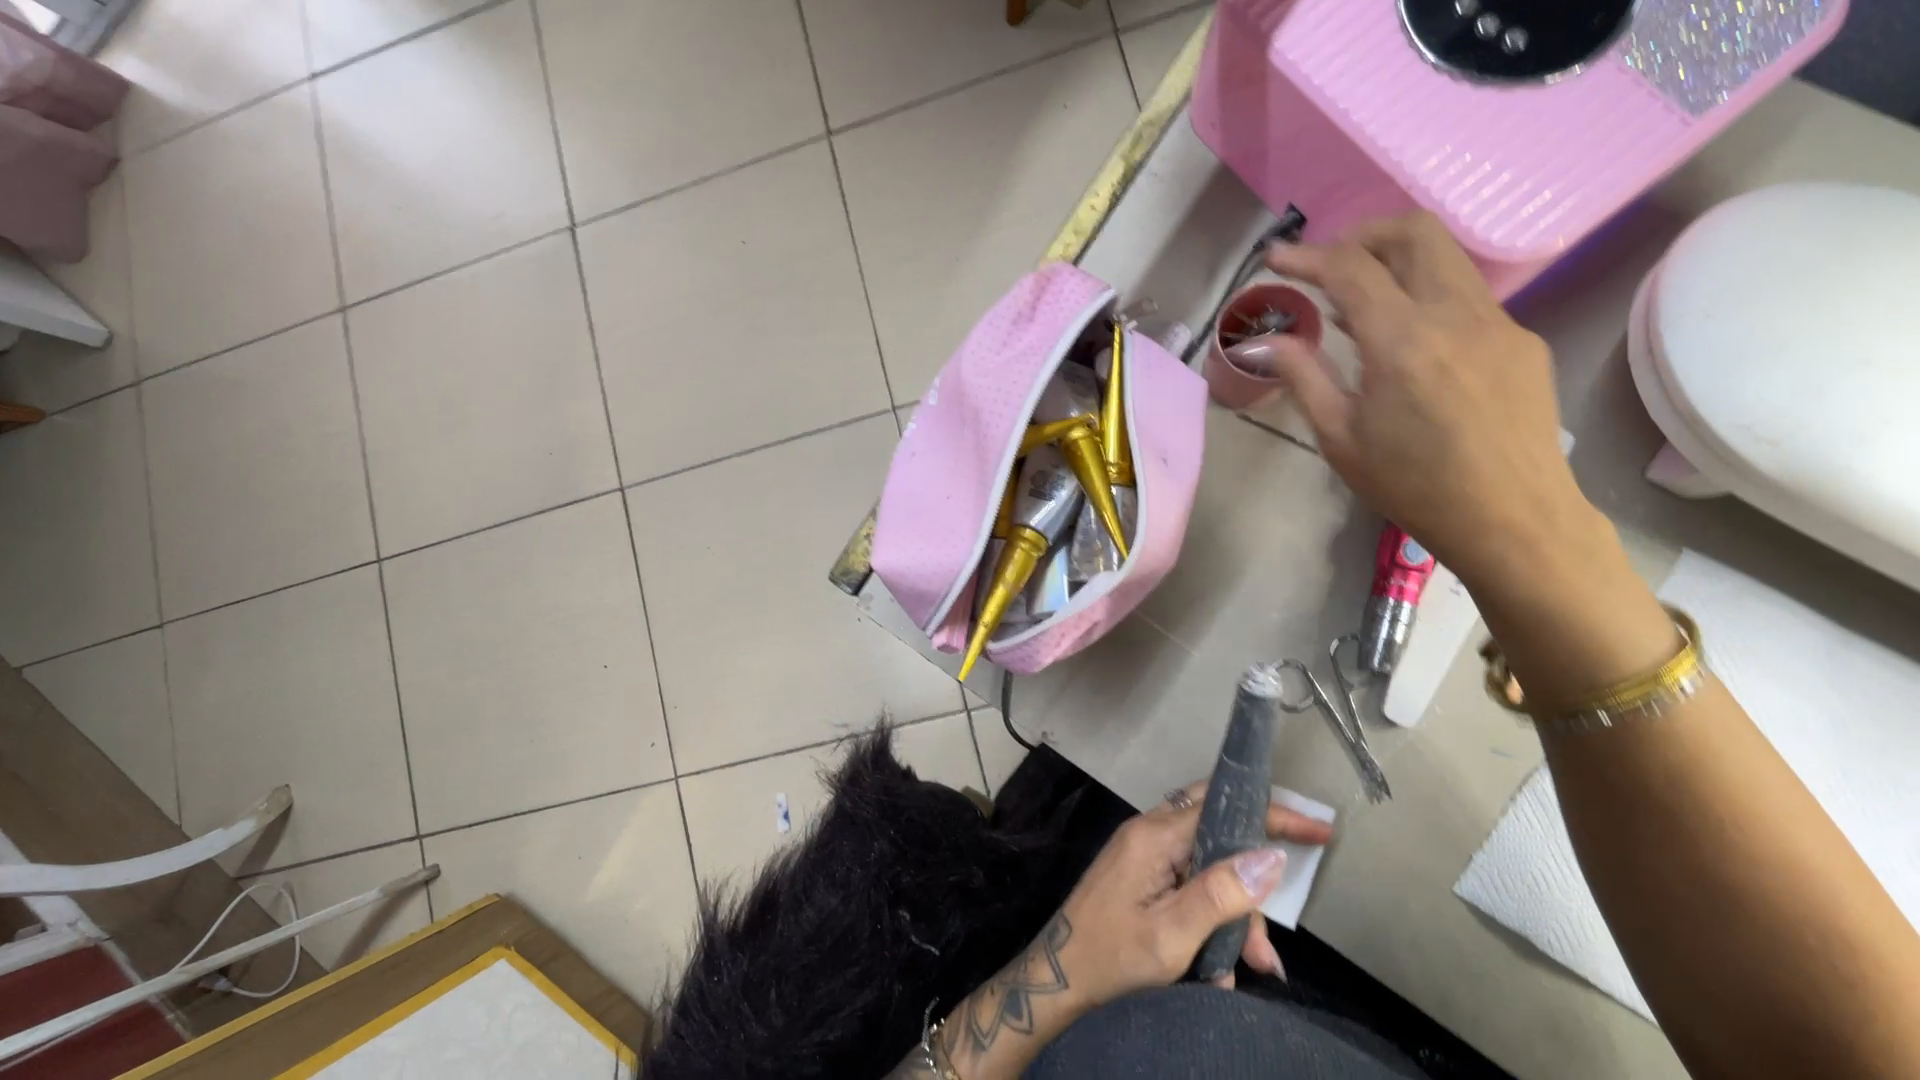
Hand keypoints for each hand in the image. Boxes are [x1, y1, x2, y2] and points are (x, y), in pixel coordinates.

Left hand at [1053, 782, 1331, 1000]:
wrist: (1056, 982)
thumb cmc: (1111, 958)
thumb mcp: (1172, 935)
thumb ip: (1221, 894)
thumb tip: (1272, 856)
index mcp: (1154, 836)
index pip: (1224, 806)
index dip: (1275, 815)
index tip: (1320, 831)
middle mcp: (1149, 834)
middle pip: (1221, 837)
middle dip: (1254, 885)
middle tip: (1273, 940)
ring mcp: (1144, 856)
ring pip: (1210, 868)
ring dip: (1234, 916)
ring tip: (1250, 968)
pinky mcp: (1141, 878)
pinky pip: (1190, 885)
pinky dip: (1212, 919)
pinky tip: (1219, 966)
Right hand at [1228, 212, 1602, 593]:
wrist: (1513, 519)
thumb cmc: (1413, 486)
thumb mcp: (1340, 437)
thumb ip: (1303, 376)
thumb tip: (1265, 341)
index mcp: (1402, 340)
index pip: (1350, 268)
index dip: (1308, 256)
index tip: (1277, 259)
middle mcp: (1456, 314)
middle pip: (1414, 233)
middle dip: (1364, 235)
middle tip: (1331, 264)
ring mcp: (1499, 324)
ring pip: (1447, 260)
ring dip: (1399, 264)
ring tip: (1364, 308)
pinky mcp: (1522, 342)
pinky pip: (1469, 301)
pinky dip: (1430, 301)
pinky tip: (1414, 348)